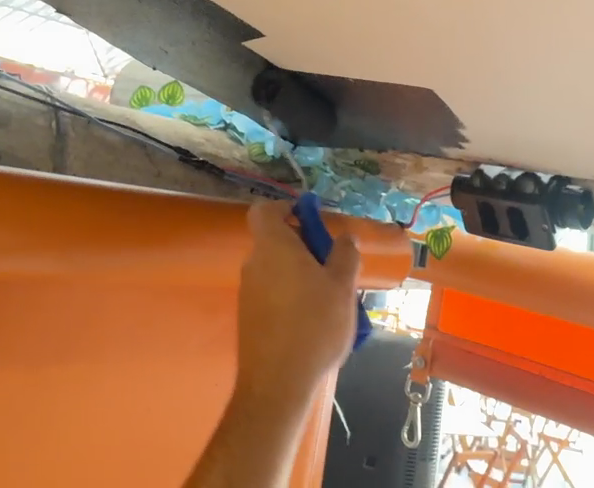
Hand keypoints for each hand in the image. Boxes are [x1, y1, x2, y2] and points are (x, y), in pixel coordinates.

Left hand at [232, 200, 362, 412]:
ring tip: (329, 299)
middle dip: (303, 247)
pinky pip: (271, 294)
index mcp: (273, 246)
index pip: (265, 210)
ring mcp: (248, 293)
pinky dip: (289, 297)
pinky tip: (313, 322)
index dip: (286, 208)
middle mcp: (254, 264)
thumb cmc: (314, 325)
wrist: (277, 386)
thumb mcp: (342, 286)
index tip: (311, 219)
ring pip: (275, 270)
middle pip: (275, 241)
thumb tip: (344, 236)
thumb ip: (344, 254)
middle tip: (333, 266)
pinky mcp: (248, 319)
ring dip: (299, 275)